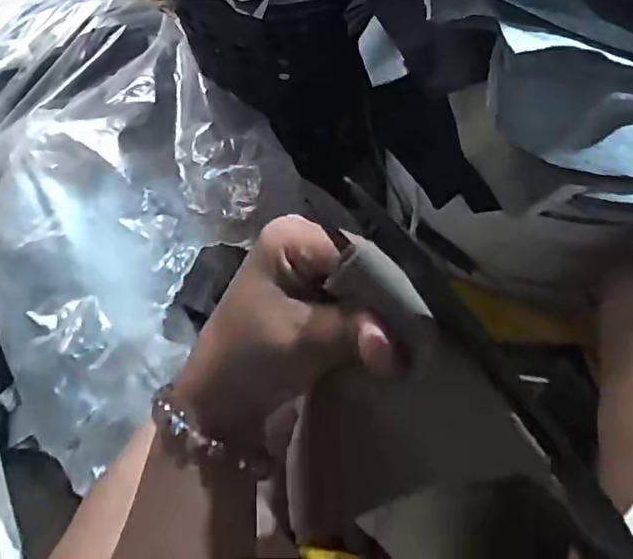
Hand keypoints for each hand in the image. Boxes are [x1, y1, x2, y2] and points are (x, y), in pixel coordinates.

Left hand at [172, 216, 398, 453]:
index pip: (354, 253)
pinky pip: (352, 301)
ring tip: (408, 347)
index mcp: (290, 234)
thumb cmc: (247, 358)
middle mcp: (302, 238)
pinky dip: (367, 324)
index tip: (411, 329)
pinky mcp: (313, 293)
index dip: (383, 289)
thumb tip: (398, 343)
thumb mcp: (301, 339)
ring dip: (380, 317)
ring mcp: (307, 265)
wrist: (217, 399)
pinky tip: (387, 346)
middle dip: (384, 304)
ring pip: (361, 286)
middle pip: (361, 266)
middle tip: (415, 342)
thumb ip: (351, 332)